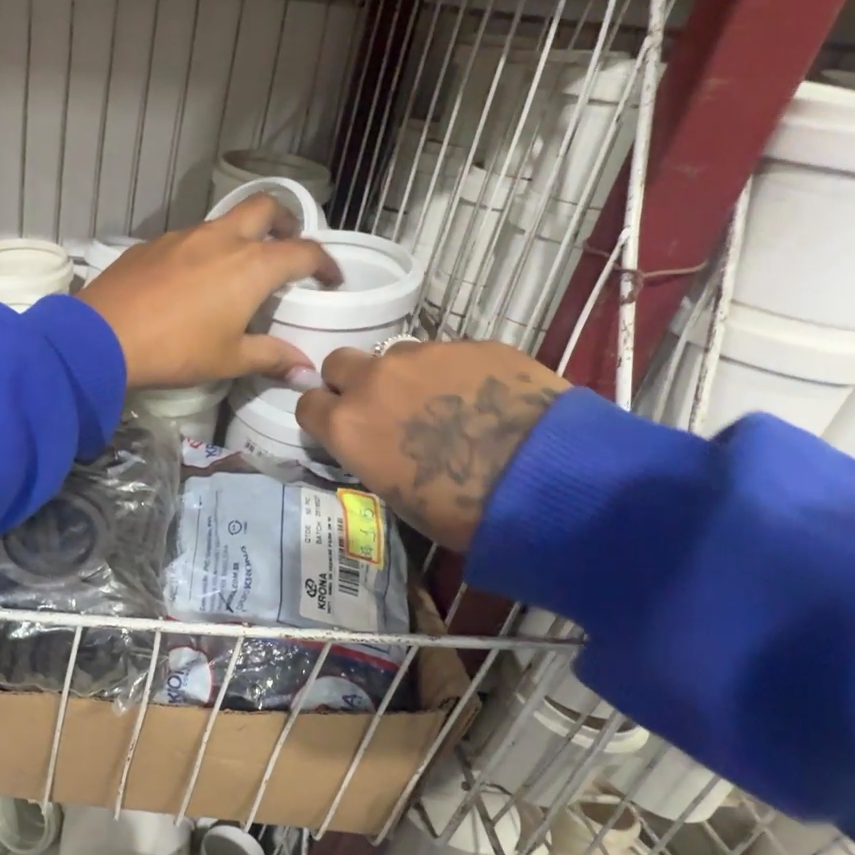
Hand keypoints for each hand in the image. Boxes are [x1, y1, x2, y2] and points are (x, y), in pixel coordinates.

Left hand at [78, 195, 341, 388]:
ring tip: (237, 269)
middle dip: (285, 222)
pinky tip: (189, 281)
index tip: (331, 279)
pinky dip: (202, 251)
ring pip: (222, 222)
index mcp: (252, 265)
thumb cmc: (176, 350)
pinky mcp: (151, 244)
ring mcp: (183, 236)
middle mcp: (222, 238)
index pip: (303, 251)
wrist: (102, 336)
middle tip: (288, 248)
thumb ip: (271, 358)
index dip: (325, 263)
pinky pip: (187, 239)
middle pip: (265, 208)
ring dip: (240, 236)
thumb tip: (306, 372)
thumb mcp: (229, 359)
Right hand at [296, 341, 569, 550]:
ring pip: (397, 355)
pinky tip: (486, 398)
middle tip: (384, 409)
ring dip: (407, 376)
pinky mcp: (472, 343)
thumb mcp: (398, 496)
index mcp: (347, 425)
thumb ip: (372, 456)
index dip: (323, 415)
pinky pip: (449, 353)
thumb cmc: (465, 511)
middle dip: (353, 382)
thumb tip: (379, 444)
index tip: (342, 428)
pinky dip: (456, 372)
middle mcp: (374, 381)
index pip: (307, 404)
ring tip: (444, 405)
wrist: (546, 479)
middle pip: (340, 363)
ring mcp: (424, 355)